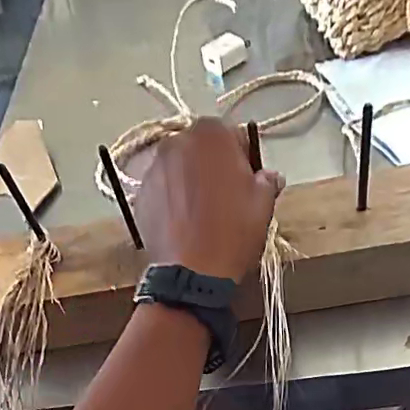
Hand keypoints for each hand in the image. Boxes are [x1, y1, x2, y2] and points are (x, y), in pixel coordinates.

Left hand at [135, 117, 283, 280]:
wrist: (192, 275)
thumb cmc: (233, 235)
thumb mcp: (262, 207)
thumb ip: (266, 182)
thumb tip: (269, 176)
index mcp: (211, 134)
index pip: (232, 136)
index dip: (242, 159)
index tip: (246, 182)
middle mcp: (177, 142)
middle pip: (200, 150)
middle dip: (212, 168)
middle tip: (224, 200)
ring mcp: (153, 169)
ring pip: (178, 170)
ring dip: (189, 183)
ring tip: (201, 215)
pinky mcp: (140, 197)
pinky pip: (161, 192)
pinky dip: (171, 202)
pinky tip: (183, 225)